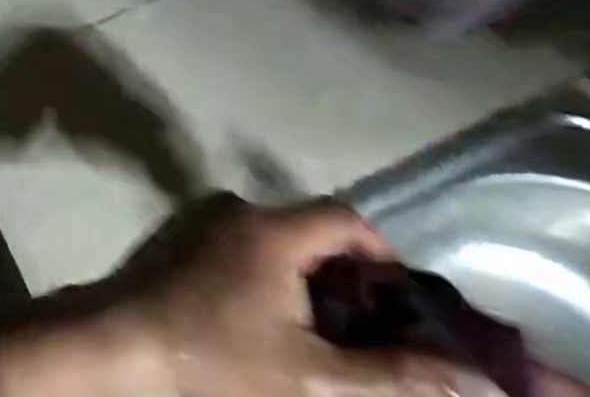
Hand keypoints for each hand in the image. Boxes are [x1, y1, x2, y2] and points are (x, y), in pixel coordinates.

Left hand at [93, 194, 589, 396]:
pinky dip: (268, 278)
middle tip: (368, 336)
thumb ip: (396, 377)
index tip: (406, 307)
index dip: (385, 256)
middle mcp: (235, 209)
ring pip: (275, 241)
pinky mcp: (179, 237)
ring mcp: (202, 220)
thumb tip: (474, 380)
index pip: (346, 218)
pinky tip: (266, 327)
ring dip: (306, 282)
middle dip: (347, 279)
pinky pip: (241, 247)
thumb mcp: (313, 380)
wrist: (115, 348)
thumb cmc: (215, 362)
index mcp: (270, 228)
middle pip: (311, 230)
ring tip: (321, 340)